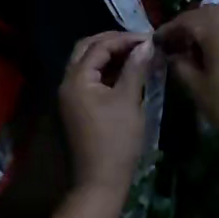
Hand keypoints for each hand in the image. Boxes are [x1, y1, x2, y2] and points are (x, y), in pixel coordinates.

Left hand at [58, 31, 154, 195]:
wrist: (101, 178)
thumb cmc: (117, 138)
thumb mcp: (129, 100)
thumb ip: (136, 68)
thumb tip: (146, 44)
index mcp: (77, 80)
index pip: (99, 46)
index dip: (125, 39)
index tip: (150, 39)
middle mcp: (68, 84)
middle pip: (86, 50)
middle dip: (113, 41)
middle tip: (140, 42)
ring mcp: (71, 96)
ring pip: (88, 63)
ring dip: (111, 54)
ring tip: (138, 54)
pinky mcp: (79, 107)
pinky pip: (91, 78)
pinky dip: (108, 70)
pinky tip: (129, 72)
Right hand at [156, 7, 218, 155]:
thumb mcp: (196, 86)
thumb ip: (180, 64)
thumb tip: (170, 53)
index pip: (189, 20)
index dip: (170, 28)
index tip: (156, 41)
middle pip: (206, 12)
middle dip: (187, 22)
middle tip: (172, 41)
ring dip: (201, 26)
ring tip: (186, 48)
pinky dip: (215, 33)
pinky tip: (204, 53)